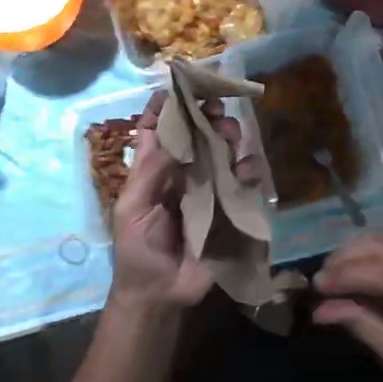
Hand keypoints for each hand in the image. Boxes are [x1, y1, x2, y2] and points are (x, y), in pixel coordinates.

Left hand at [108, 91, 264, 312]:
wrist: (159, 294)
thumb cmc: (137, 249)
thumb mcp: (132, 208)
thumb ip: (148, 171)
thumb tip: (167, 130)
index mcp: (155, 170)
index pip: (160, 130)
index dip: (167, 108)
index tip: (179, 86)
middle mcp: (184, 173)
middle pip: (197, 136)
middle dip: (205, 117)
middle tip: (215, 108)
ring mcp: (208, 189)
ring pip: (222, 153)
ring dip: (228, 138)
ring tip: (229, 134)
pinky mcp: (229, 208)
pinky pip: (244, 183)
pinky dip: (249, 170)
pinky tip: (247, 166)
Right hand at [312, 234, 382, 381]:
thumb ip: (362, 326)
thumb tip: (319, 310)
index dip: (346, 276)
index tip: (317, 286)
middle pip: (382, 249)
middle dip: (344, 260)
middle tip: (321, 278)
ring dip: (354, 251)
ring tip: (334, 270)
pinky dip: (371, 246)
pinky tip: (357, 261)